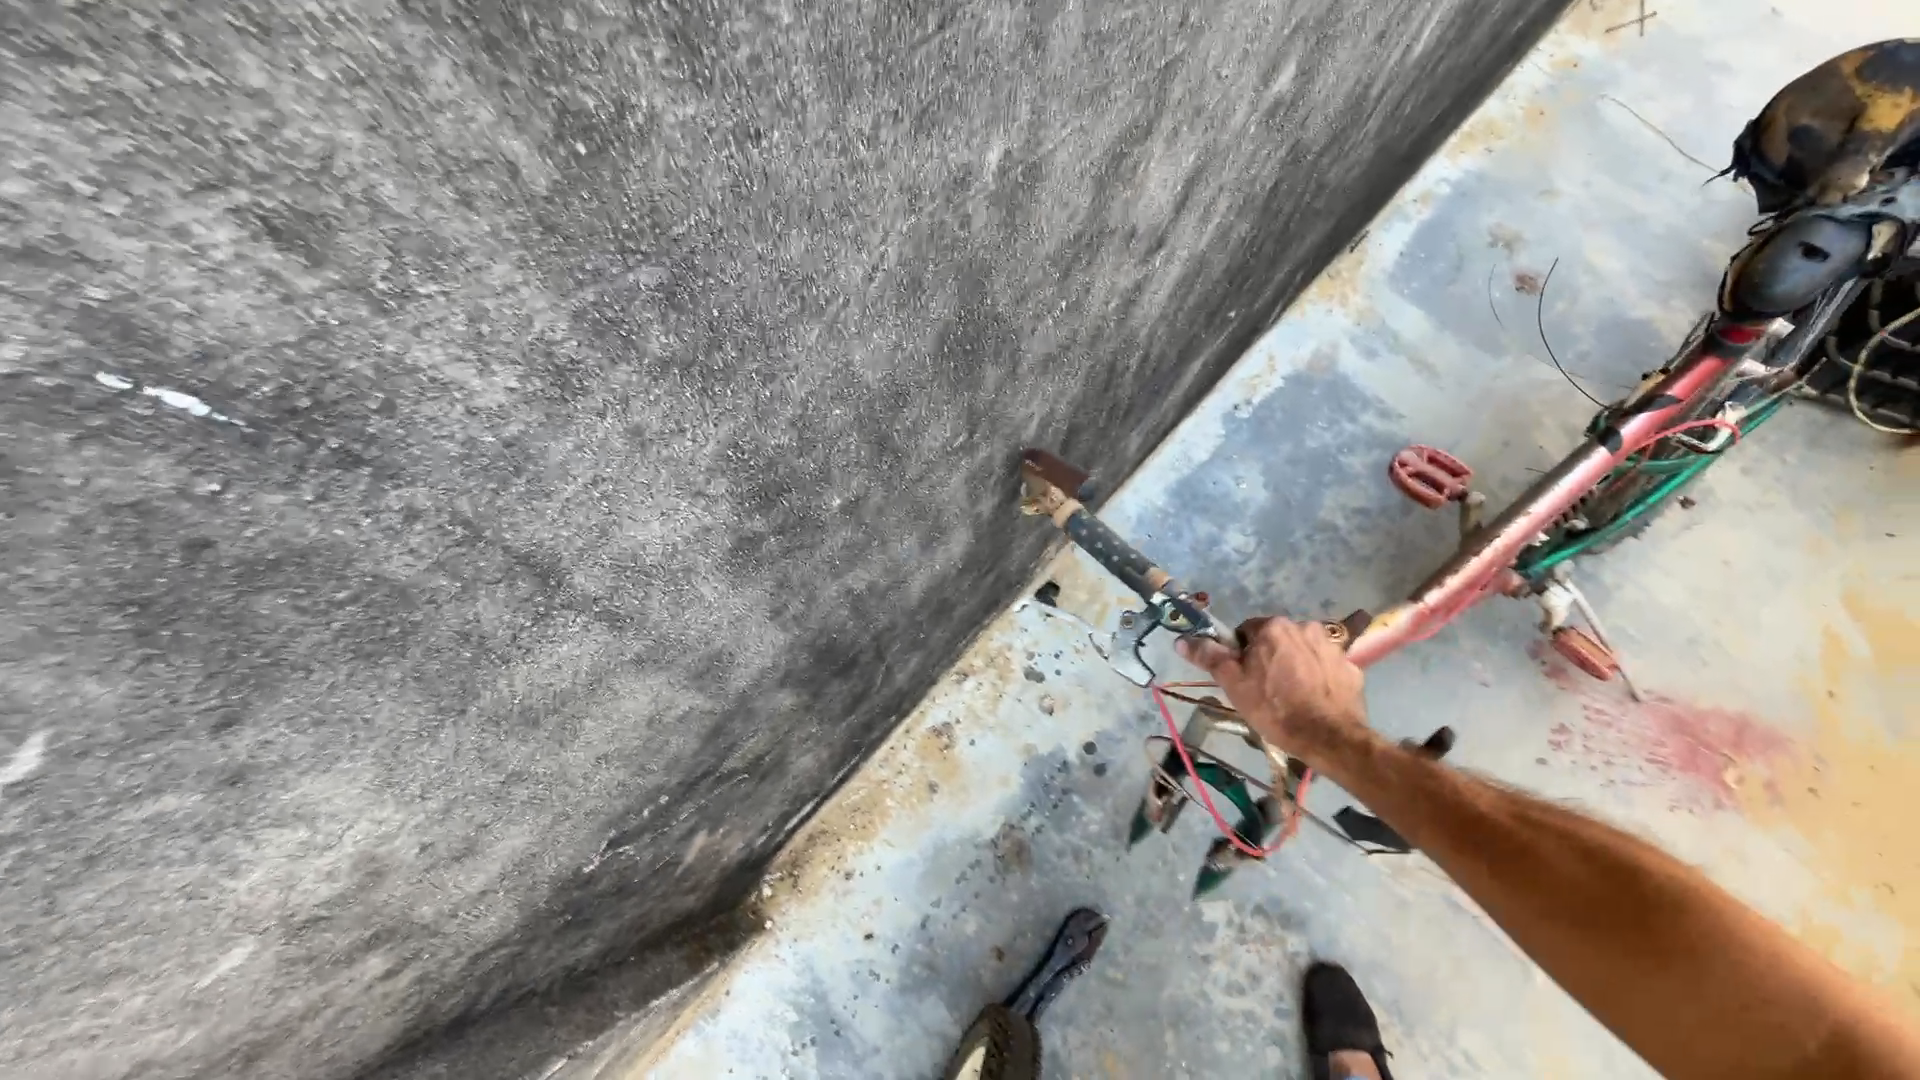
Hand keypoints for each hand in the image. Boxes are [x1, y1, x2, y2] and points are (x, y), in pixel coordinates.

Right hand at [1174, 617, 1368, 759]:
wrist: (1329, 737)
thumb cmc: (1274, 708)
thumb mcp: (1233, 684)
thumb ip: (1208, 657)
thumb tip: (1181, 639)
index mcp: (1273, 627)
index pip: (1246, 632)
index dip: (1241, 655)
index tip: (1244, 678)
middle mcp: (1304, 626)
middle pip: (1276, 639)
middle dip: (1269, 658)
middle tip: (1265, 689)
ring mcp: (1331, 646)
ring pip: (1302, 651)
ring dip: (1295, 664)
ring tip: (1293, 696)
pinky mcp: (1350, 666)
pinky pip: (1326, 666)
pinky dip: (1319, 677)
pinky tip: (1315, 699)